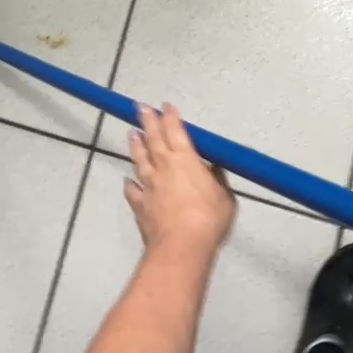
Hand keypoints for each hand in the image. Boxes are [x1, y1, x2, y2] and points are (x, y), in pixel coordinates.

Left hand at [125, 104, 235, 262]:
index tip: (166, 105)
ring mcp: (149, 186)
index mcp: (185, 159)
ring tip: (132, 134)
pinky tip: (127, 181)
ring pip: (140, 160)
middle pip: (153, 139)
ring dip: (136, 146)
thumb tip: (213, 169)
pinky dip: (130, 185)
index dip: (171, 117)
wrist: (181, 247)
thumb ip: (217, 180)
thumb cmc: (208, 218)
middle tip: (140, 107)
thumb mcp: (225, 197)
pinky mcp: (141, 206)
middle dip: (147, 121)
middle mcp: (164, 167)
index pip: (176, 131)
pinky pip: (133, 192)